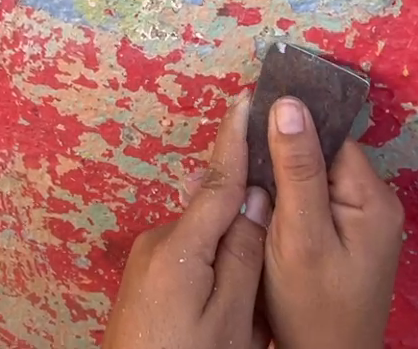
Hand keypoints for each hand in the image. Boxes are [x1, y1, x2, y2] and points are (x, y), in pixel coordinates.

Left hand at [103, 96, 272, 348]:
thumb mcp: (231, 321)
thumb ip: (242, 254)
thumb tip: (255, 198)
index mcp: (180, 245)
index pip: (217, 180)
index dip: (234, 138)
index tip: (245, 97)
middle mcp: (158, 240)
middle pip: (211, 212)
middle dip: (242, 216)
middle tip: (274, 234)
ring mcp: (146, 259)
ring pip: (201, 239)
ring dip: (226, 251)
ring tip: (250, 294)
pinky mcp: (143, 278)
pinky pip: (186, 257)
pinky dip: (209, 265)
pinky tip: (223, 299)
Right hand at [260, 97, 404, 348]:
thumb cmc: (313, 308)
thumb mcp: (300, 236)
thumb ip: (296, 169)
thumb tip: (288, 102)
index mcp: (371, 196)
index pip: (326, 136)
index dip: (286, 128)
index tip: (246, 127)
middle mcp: (372, 201)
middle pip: (318, 153)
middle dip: (276, 155)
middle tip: (234, 162)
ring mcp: (358, 220)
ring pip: (309, 175)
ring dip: (275, 177)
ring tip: (240, 183)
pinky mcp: (342, 236)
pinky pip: (309, 198)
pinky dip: (282, 199)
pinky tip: (256, 207)